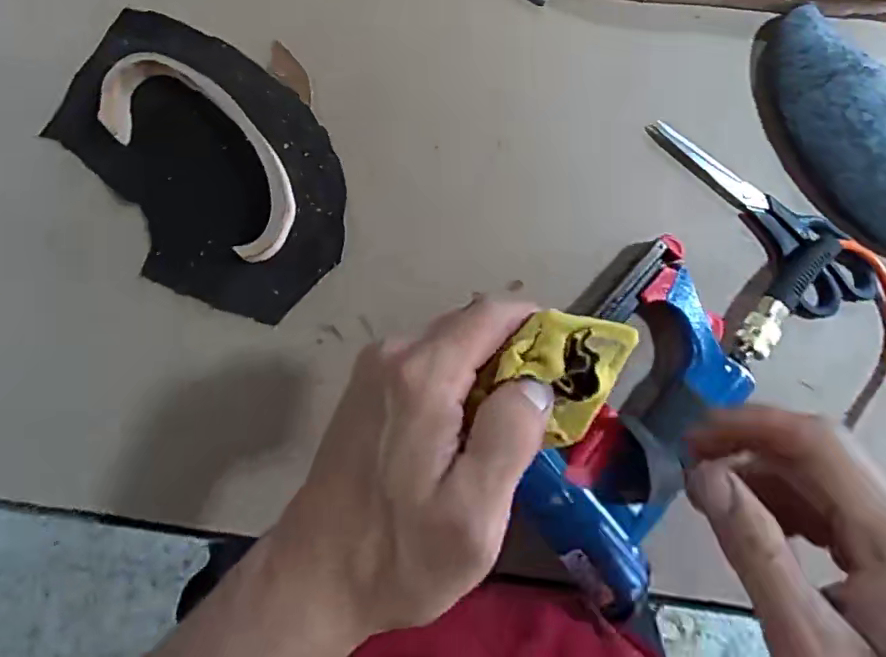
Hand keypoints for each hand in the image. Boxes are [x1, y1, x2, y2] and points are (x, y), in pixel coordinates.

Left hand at [259, 298, 554, 644]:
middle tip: (546, 401)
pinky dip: (458, 377)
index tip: (569, 357)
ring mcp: (375, 365)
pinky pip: (427, 359)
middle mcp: (394, 353)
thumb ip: (509, 439)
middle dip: (515, 350)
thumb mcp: (472, 516)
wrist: (316, 572)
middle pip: (470, 324)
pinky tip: (466, 426)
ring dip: (486, 367)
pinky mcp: (368, 383)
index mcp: (421, 376)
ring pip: (450, 342)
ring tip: (509, 421)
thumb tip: (535, 384)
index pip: (490, 314)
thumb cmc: (400, 553)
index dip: (536, 324)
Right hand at [684, 405, 885, 656]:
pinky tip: (760, 527)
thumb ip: (756, 552)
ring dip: (765, 480)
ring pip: (828, 484)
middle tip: (693, 467)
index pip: (818, 441)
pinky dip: (792, 509)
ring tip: (716, 499)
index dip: (749, 424)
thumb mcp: (809, 642)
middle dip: (749, 452)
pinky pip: (842, 515)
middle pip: (821, 459)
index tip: (695, 435)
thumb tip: (705, 476)